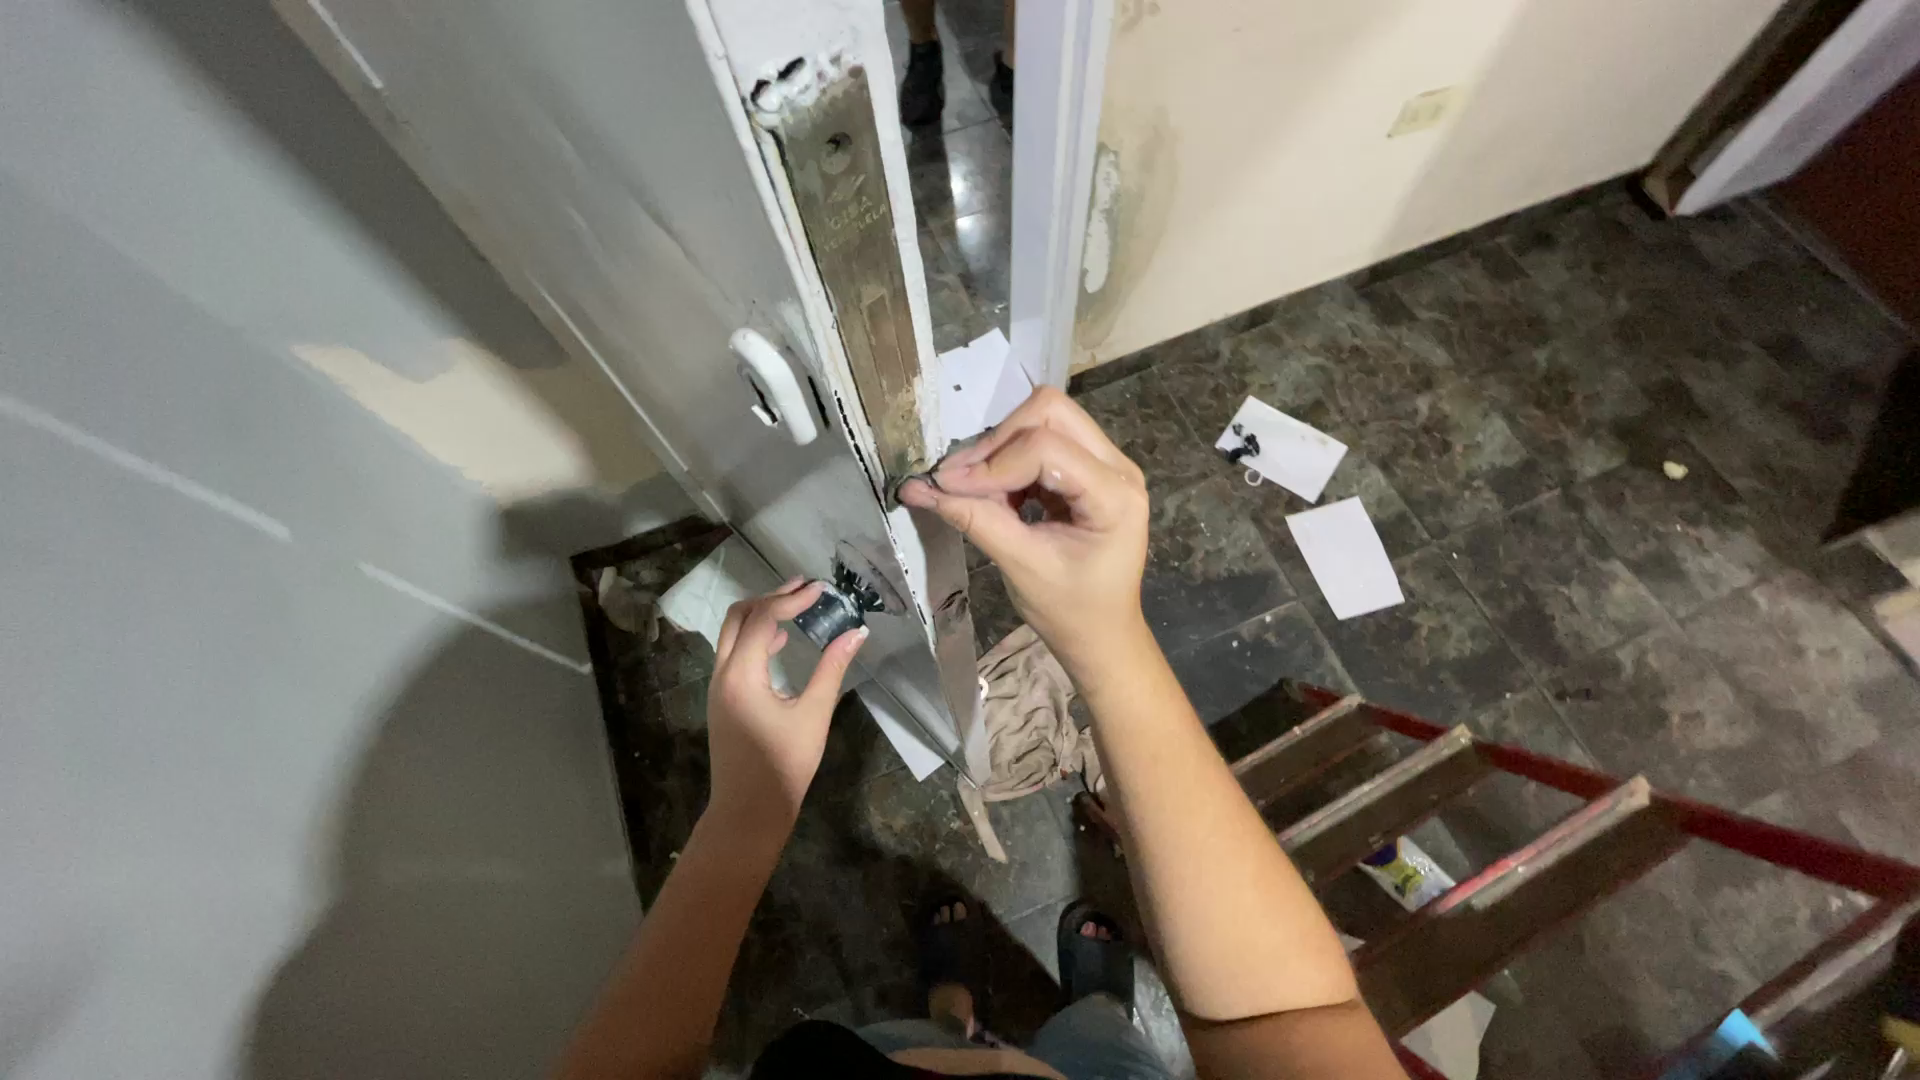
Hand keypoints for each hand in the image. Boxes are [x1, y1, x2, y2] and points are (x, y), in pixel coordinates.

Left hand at [705, 579, 867, 830]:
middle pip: (738, 617)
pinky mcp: (723, 698)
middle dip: (770, 597)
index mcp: (742, 676)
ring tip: (797, 606)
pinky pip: (734, 653)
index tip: (821, 589)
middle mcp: (722, 674)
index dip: (791, 598)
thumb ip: (833, 668)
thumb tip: (857, 633)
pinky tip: (781, 641)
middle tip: (805, 588)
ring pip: (732, 633)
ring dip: (761, 614)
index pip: (763, 619)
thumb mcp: (814, 714)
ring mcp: (718, 687)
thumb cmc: (784, 766)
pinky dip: (756, 637)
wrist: (749, 811)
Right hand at [899, 386, 1149, 675]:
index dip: (992, 463)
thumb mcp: (1020, 566)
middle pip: (1050, 412)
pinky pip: (1045, 439)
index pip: (1046, 448)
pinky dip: (1011, 460)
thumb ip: (975, 520)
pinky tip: (997, 494)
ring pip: (1046, 419)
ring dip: (1002, 449)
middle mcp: (1118, 466)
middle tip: (960, 479)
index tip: (947, 487)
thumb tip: (917, 488)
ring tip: (976, 490)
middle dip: (998, 441)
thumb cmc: (1069, 610)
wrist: (1101, 634)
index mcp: (1115, 495)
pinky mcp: (1089, 468)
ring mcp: (1107, 463)